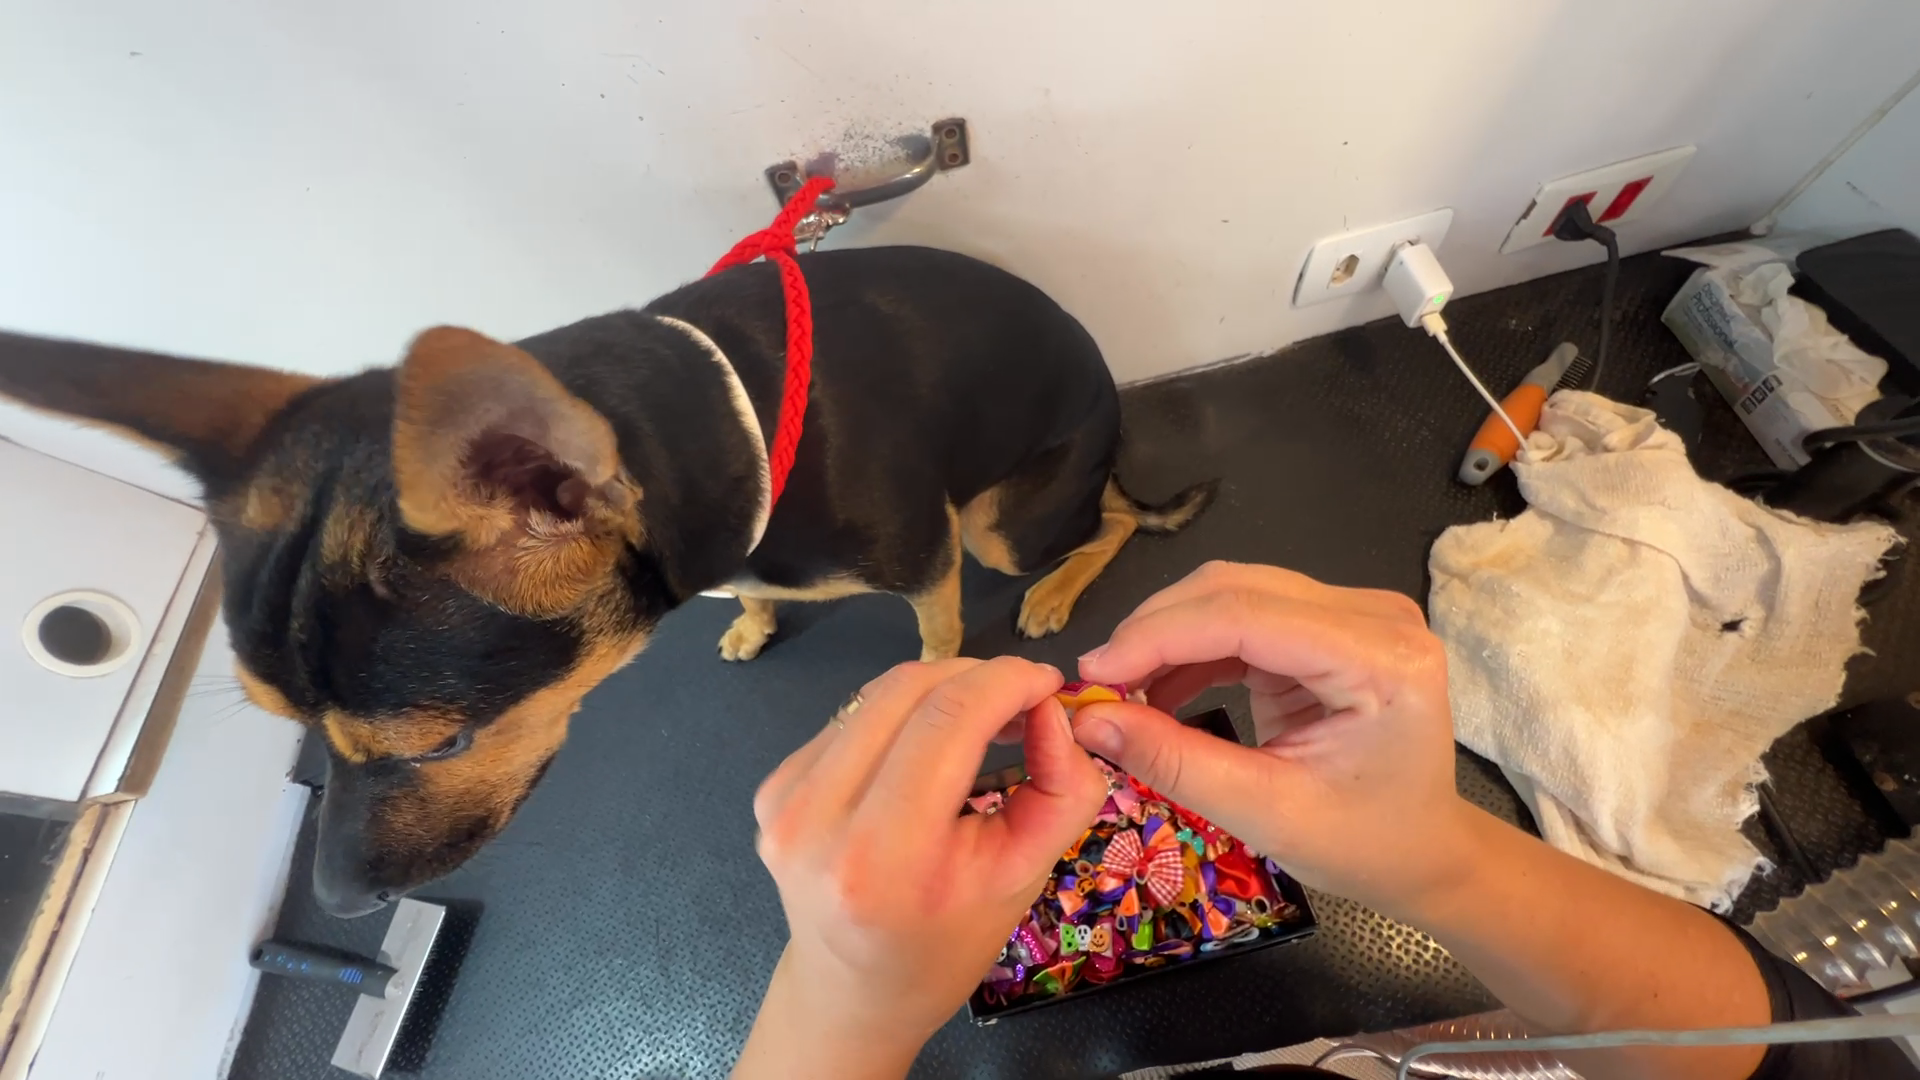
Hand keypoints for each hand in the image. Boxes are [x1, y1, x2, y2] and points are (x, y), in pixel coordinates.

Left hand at [737, 658, 1107, 1078]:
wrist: (850, 992)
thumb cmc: (945, 944)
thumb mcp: (1027, 875)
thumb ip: (1064, 788)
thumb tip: (1051, 708)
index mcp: (884, 856)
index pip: (949, 719)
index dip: (1007, 680)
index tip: (1047, 682)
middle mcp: (817, 815)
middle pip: (910, 689)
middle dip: (979, 675)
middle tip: (1022, 698)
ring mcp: (785, 795)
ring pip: (880, 691)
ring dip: (944, 686)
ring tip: (984, 715)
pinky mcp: (772, 780)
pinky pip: (855, 713)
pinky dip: (905, 711)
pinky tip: (928, 743)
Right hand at [1072, 561, 1468, 918]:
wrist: (1423, 851)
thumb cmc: (1363, 844)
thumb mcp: (1264, 813)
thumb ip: (1172, 760)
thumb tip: (1088, 721)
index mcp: (1380, 658)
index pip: (1244, 615)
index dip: (1156, 636)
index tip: (1091, 672)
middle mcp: (1371, 613)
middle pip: (1232, 589)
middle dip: (1153, 631)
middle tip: (1099, 683)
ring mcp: (1349, 610)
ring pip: (1227, 593)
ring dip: (1165, 635)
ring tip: (1124, 687)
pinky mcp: (1323, 621)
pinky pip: (1237, 616)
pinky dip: (1189, 648)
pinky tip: (1159, 687)